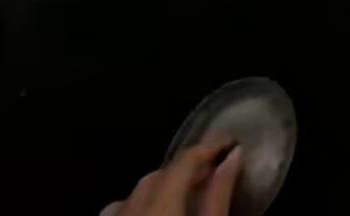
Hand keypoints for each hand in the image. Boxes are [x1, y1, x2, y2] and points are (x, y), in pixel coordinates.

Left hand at [102, 141, 242, 215]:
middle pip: (159, 174)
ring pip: (134, 193)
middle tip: (210, 172)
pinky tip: (145, 211)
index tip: (230, 140)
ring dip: (159, 186)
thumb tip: (234, 154)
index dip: (211, 144)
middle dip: (185, 168)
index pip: (186, 158)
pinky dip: (132, 206)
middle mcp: (133, 208)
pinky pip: (115, 211)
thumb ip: (220, 192)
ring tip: (180, 195)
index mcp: (161, 202)